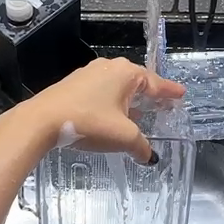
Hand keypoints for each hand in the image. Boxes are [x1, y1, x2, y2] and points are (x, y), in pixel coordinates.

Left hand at [3, 58, 184, 164]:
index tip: (181, 94)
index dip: (169, 91)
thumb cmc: (88, 122)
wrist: (42, 121)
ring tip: (140, 115)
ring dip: (130, 101)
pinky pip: (102, 91)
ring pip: (118, 87)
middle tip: (163, 104)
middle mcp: (109, 67)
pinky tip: (112, 117)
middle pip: (137, 81)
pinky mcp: (74, 85)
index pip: (155, 83)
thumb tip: (149, 156)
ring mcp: (89, 74)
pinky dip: (113, 103)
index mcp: (126, 73)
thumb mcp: (123, 137)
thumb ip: (141, 146)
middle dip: (150, 94)